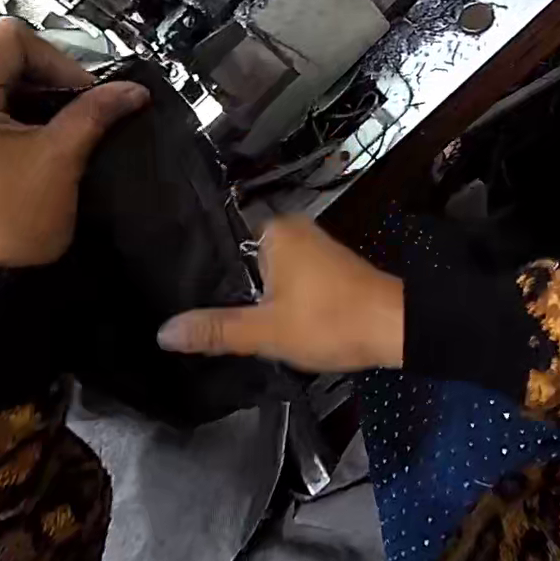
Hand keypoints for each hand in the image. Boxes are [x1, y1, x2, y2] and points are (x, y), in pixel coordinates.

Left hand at [0, 18, 148, 266]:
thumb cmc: (8, 229)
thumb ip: (96, 111)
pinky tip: (22, 134)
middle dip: (39, 76)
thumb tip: (131, 90)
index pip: (8, 39)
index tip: (84, 93)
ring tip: (49, 123)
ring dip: (19, 92)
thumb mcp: (59, 158)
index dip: (58, 61)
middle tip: (72, 107)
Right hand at [157, 215, 403, 371]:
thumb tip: (164, 331)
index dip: (196, 266)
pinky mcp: (323, 266)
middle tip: (181, 309)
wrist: (395, 328)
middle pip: (240, 256)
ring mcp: (310, 246)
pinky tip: (252, 316)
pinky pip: (284, 276)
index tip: (168, 288)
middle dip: (220, 283)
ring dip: (246, 291)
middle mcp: (291, 229)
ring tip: (207, 316)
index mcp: (274, 230)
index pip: (219, 239)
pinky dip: (270, 294)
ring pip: (263, 269)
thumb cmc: (330, 321)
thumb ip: (216, 330)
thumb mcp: (266, 331)